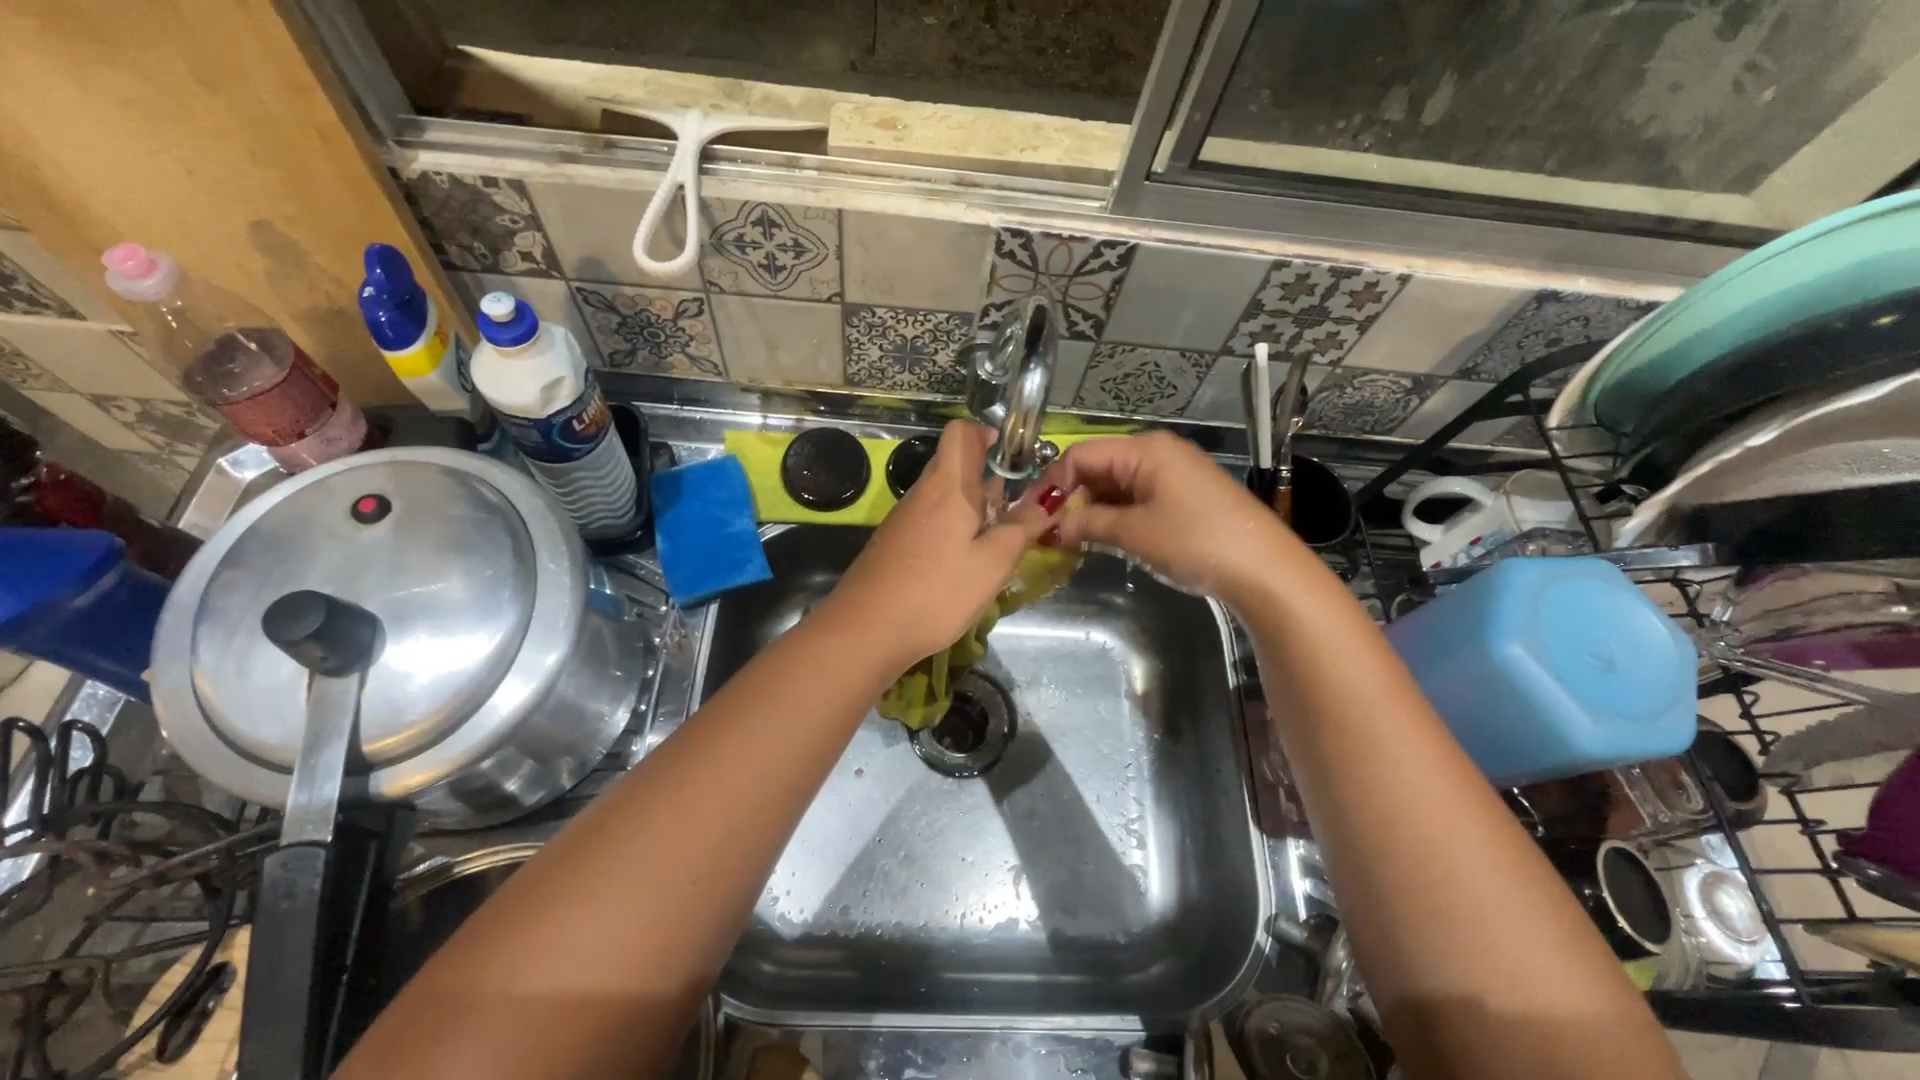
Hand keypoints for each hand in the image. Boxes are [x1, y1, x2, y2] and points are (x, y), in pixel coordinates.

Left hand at [815, 420, 1054, 672]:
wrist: (865, 630)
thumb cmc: (937, 592)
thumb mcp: (993, 563)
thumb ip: (1022, 528)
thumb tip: (1047, 500)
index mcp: (948, 485)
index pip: (961, 432)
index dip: (987, 433)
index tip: (1013, 456)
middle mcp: (923, 493)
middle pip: (956, 466)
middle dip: (990, 479)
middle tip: (1021, 509)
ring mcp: (904, 520)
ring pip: (946, 499)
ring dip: (975, 510)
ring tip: (1000, 541)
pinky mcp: (895, 546)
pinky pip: (932, 523)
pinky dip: (955, 532)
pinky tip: (966, 566)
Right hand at [1038, 431, 1295, 605]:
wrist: (1264, 570)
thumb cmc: (1195, 541)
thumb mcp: (1134, 533)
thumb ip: (1087, 524)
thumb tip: (1052, 526)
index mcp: (1145, 449)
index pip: (1080, 454)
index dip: (1053, 484)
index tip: (1032, 517)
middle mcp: (1158, 453)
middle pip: (1098, 467)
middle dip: (1071, 498)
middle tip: (1048, 533)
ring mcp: (1173, 475)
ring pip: (1116, 485)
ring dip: (1092, 510)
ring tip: (1070, 541)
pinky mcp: (1184, 498)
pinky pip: (1137, 498)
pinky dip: (1116, 516)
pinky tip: (1103, 540)